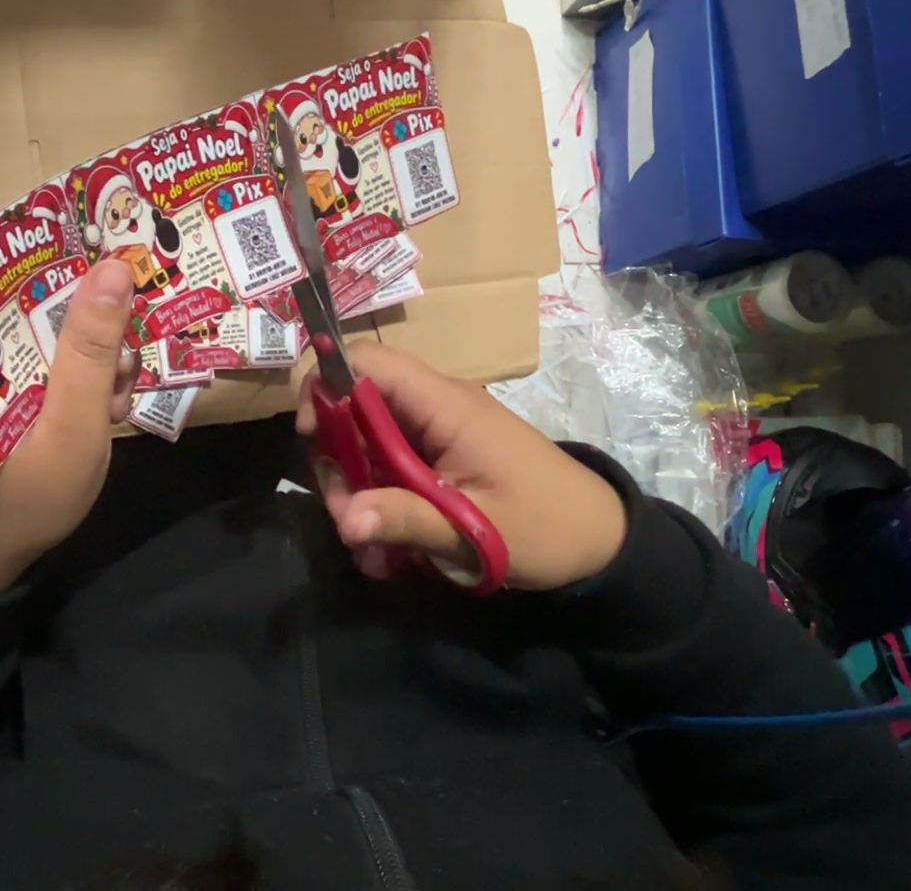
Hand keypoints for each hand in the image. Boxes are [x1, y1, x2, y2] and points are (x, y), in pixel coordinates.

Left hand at [0, 260, 136, 596]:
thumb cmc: (30, 494)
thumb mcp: (74, 422)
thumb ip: (91, 350)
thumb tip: (113, 266)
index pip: (32, 274)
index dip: (84, 268)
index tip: (131, 273)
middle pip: (56, 306)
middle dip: (105, 332)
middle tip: (122, 378)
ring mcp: (1, 374)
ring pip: (66, 339)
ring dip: (103, 365)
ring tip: (114, 407)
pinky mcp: (15, 397)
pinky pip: (61, 368)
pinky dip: (90, 385)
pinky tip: (107, 413)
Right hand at [295, 341, 626, 591]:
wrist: (600, 541)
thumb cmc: (546, 526)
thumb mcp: (474, 531)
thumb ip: (407, 521)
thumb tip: (346, 518)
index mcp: (444, 405)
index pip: (367, 360)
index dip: (325, 384)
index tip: (310, 436)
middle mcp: (432, 408)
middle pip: (352, 406)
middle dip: (336, 460)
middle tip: (347, 518)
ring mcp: (433, 432)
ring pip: (363, 442)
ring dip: (355, 491)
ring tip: (371, 549)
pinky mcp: (436, 456)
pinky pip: (387, 465)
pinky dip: (377, 501)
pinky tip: (387, 550)